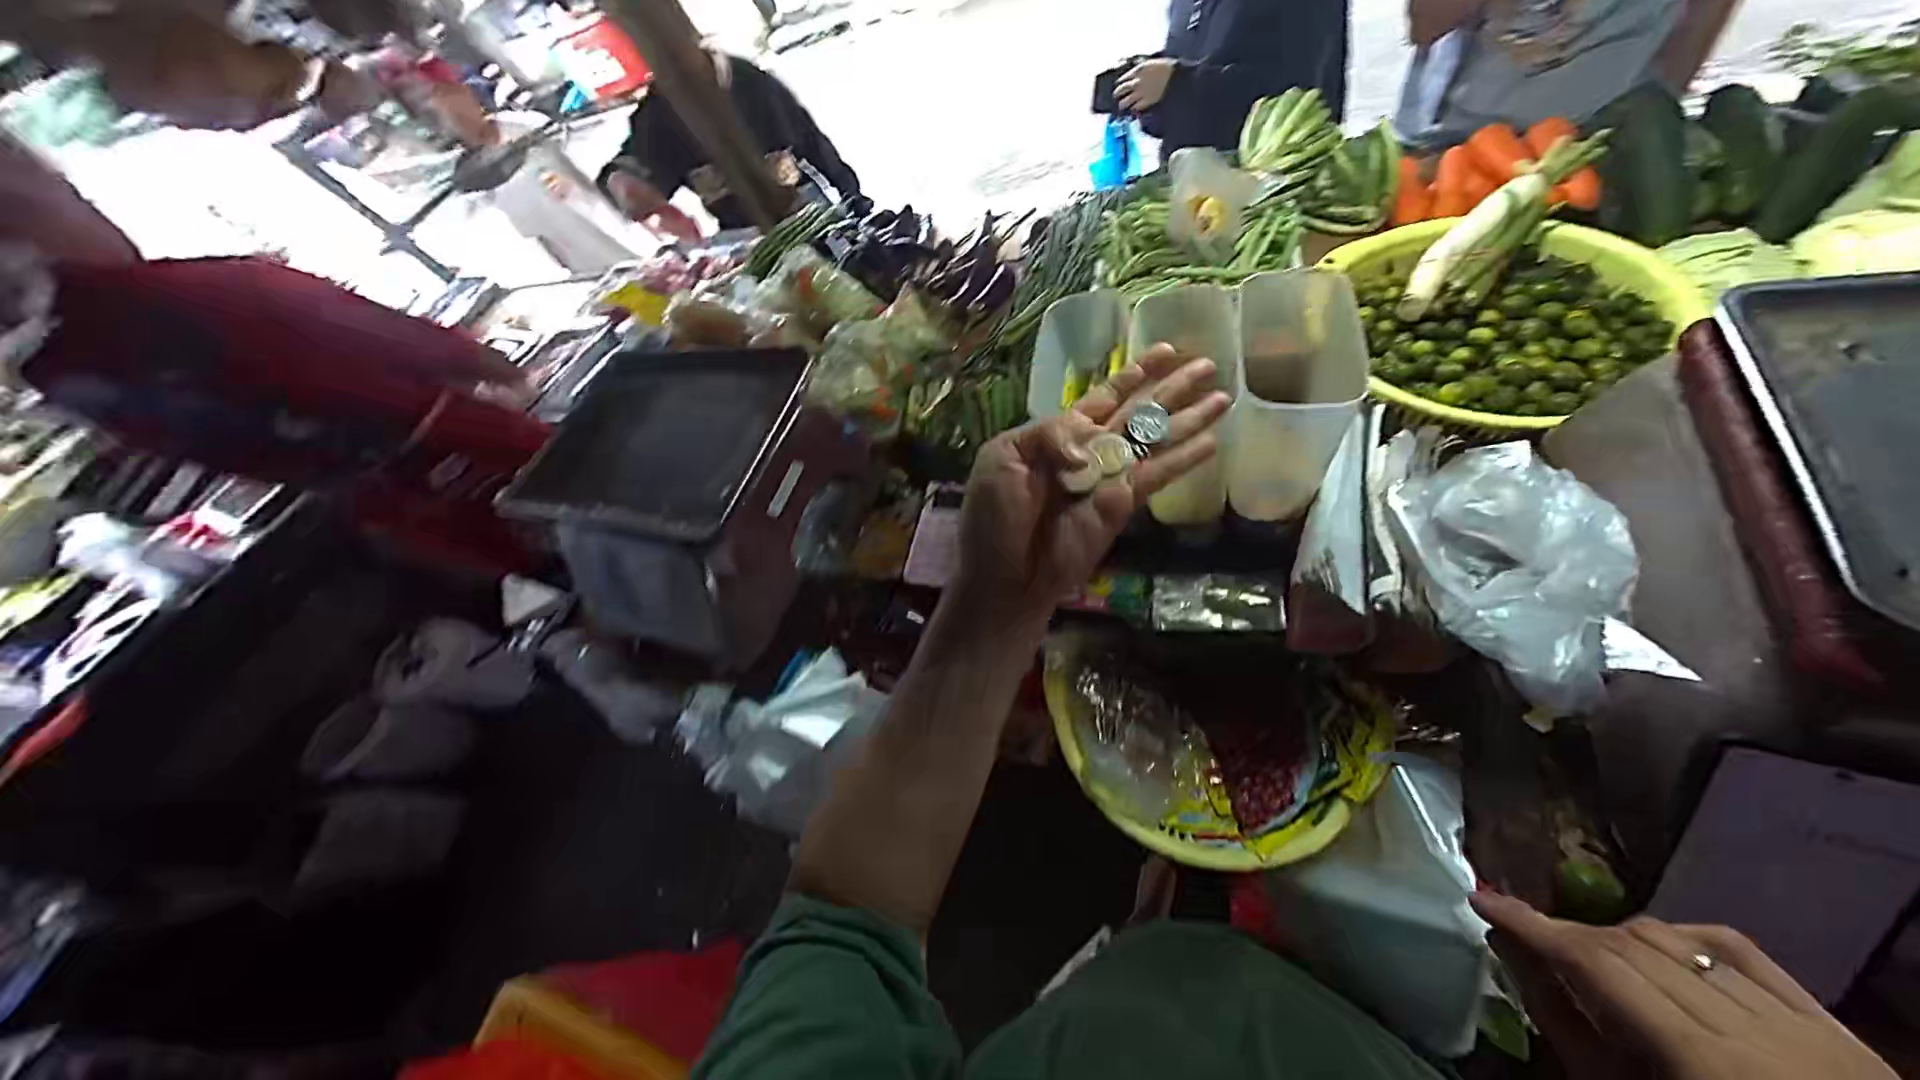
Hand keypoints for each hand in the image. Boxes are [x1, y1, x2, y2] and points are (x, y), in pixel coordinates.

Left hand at [955, 344, 1229, 626]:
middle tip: (1208, 365)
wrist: (1004, 575)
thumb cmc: (994, 516)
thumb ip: (1047, 434)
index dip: (1133, 375)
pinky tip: (1211, 442)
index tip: (1164, 350)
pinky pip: (1156, 476)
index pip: (1102, 398)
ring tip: (1224, 396)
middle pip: (1138, 412)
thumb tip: (1091, 438)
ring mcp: (1109, 478)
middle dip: (1171, 388)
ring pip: (1154, 440)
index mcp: (1056, 435)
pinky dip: (1183, 459)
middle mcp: (1089, 451)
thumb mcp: (1002, 458)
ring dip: (1188, 419)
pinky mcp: (1122, 506)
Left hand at [1116, 58, 1177, 112]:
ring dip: (1122, 104)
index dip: (1120, 84)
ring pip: (1125, 102)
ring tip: (1122, 106)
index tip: (1119, 86)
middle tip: (1117, 97)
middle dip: (1117, 94)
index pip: (1122, 79)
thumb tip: (1132, 73)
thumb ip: (1140, 68)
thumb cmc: (1166, 67)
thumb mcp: (1151, 63)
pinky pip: (1135, 108)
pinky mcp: (1146, 102)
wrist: (1176, 75)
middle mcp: (1137, 81)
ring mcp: (1140, 93)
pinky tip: (1133, 109)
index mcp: (1138, 70)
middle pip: (1120, 91)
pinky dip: (1133, 109)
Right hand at [1473, 891, 1895, 1079]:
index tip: (1483, 900)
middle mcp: (1761, 1036)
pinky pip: (1742, 952)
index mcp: (1702, 1064)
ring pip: (1680, 940)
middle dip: (1567, 932)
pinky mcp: (1837, 1028)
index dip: (1530, 924)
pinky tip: (1661, 947)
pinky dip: (1686, 937)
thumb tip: (1506, 942)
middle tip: (1526, 932)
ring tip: (1593, 952)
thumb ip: (1560, 1017)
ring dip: (1619, 935)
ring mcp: (1808, 1029)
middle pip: (1632, 946)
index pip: (1594, 963)